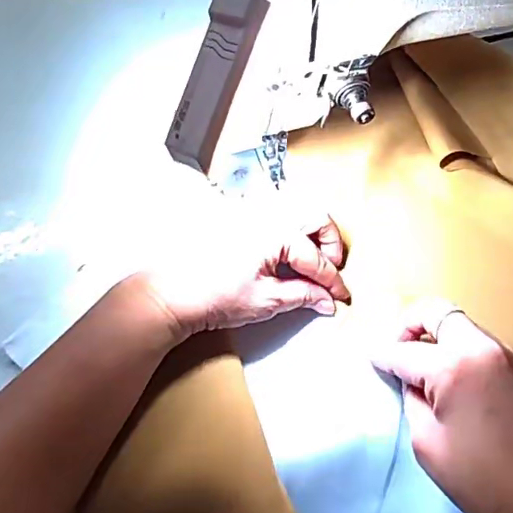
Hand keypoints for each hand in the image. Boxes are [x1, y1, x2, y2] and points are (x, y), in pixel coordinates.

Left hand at [135, 204, 350, 340]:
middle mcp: (266, 214)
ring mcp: (252, 213)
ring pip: (298, 211)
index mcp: (276, 232)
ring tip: (310, 263)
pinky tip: (286, 256)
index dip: (333, 280)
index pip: (317, 258)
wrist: (173, 293)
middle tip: (329, 271)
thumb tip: (325, 299)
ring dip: (311, 235)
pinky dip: (291, 232)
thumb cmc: (212, 294)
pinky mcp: (241, 219)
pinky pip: (277, 215)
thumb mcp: (266, 301)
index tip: (339, 295)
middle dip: (330, 245)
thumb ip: (303, 296)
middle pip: (316, 218)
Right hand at [371, 302, 512, 512]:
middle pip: (435, 312)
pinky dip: (456, 348)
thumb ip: (413, 398)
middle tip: (397, 352)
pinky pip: (476, 341)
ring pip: (457, 323)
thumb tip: (409, 379)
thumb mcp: (427, 443)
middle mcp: (480, 347)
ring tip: (422, 367)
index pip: (404, 350)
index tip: (372, 361)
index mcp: (453, 366)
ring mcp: (503, 352)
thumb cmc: (482, 480)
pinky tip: (448, 378)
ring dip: (435, 336)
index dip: (382, 356)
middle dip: (409, 326)